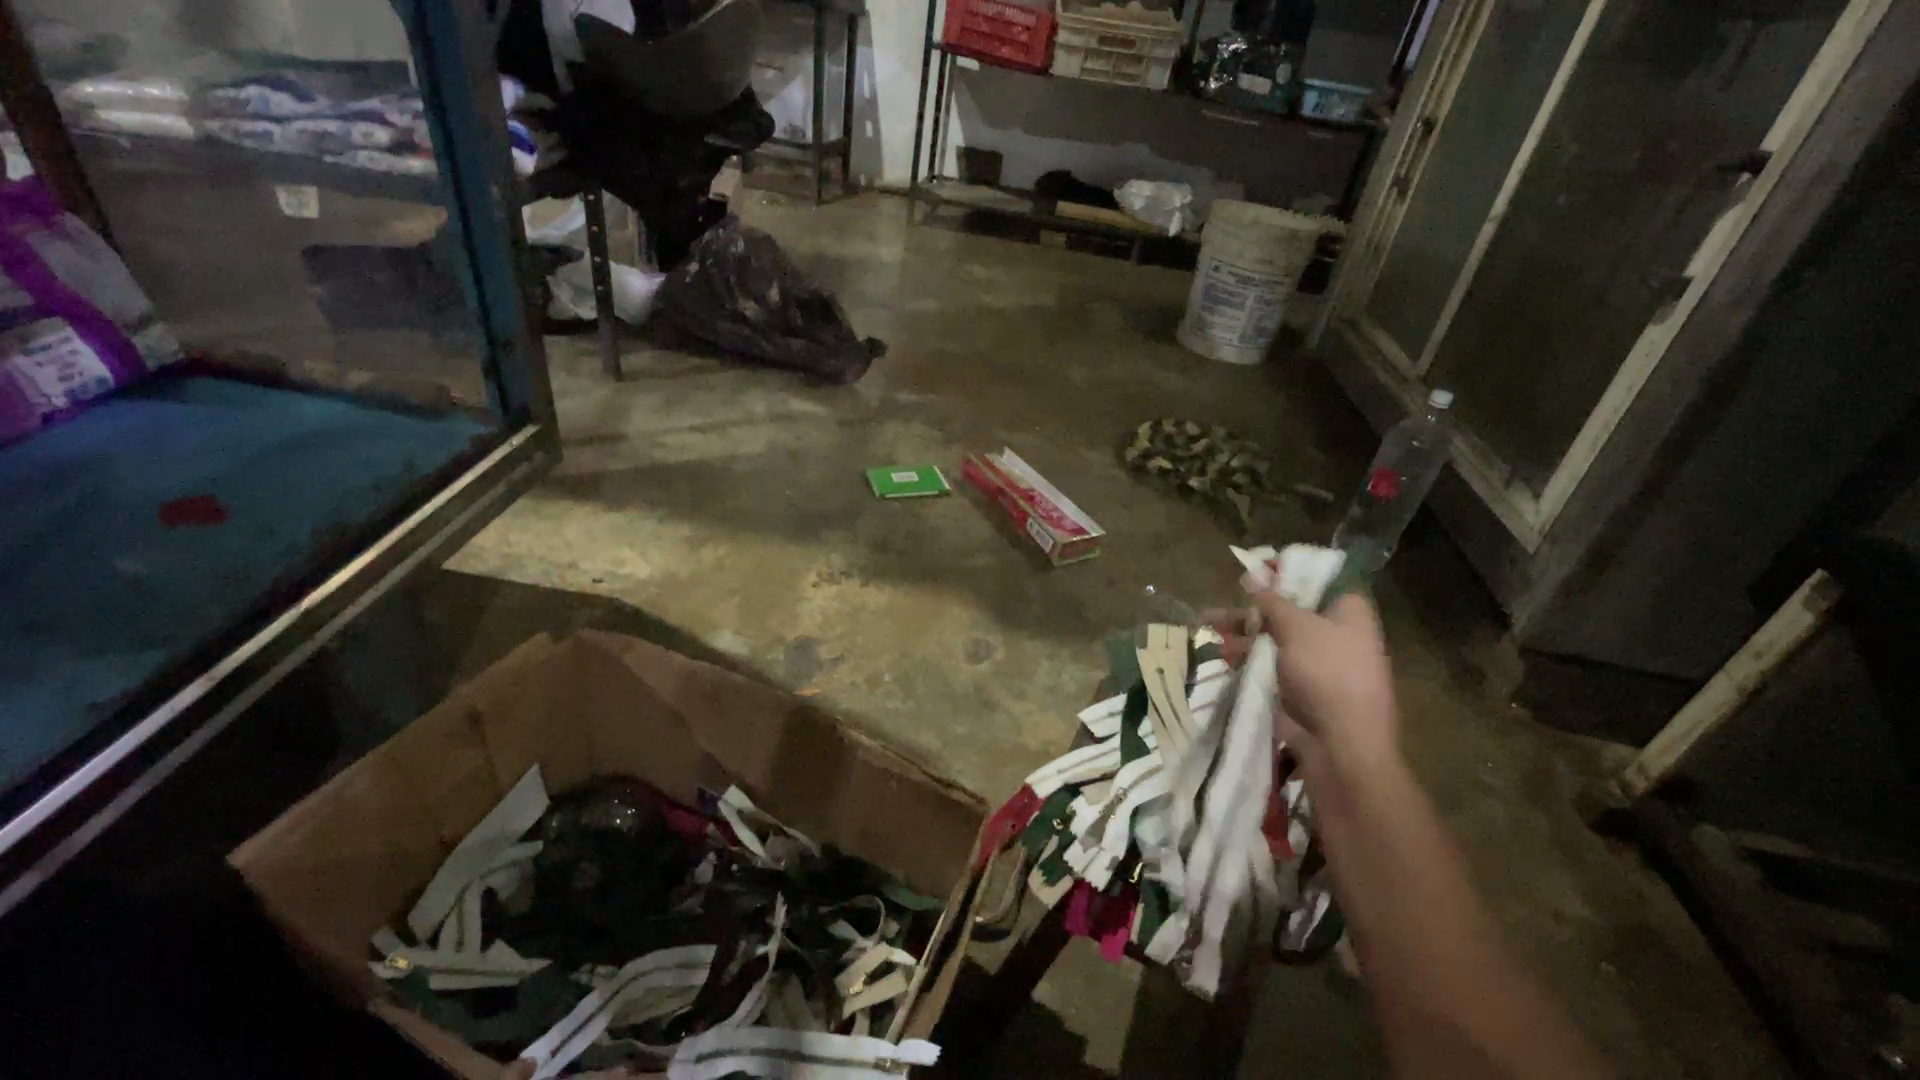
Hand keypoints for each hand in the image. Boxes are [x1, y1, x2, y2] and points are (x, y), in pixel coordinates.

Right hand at [1209, 588, 1400, 776]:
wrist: (1340, 745)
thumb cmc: (1327, 673)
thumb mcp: (1298, 627)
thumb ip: (1272, 601)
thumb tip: (1252, 576)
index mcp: (1348, 611)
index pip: (1319, 577)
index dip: (1288, 570)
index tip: (1255, 567)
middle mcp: (1335, 633)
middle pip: (1290, 608)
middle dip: (1254, 605)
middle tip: (1224, 598)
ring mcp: (1316, 663)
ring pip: (1274, 638)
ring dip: (1243, 631)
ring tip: (1208, 626)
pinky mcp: (1298, 688)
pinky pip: (1269, 664)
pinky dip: (1247, 657)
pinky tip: (1221, 655)